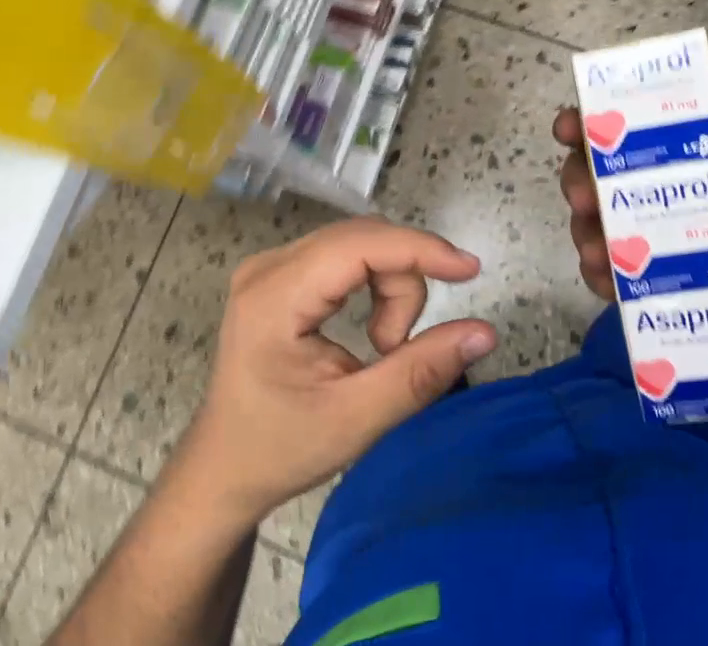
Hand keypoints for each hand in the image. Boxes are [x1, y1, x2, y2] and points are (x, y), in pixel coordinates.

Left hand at [177, 218, 497, 525]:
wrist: (224, 468)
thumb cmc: (281, 449)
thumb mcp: (356, 420)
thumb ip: (420, 372)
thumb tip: (483, 332)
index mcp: (273, 296)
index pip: (357, 245)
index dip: (418, 249)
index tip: (470, 270)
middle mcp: (268, 266)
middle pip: (362, 239)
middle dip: (404, 283)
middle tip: (400, 347)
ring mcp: (270, 267)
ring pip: (360, 245)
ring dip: (392, 288)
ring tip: (383, 348)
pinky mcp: (281, 276)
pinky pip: (347, 257)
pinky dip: (376, 287)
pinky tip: (372, 332)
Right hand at [553, 70, 707, 381]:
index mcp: (656, 162)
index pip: (606, 133)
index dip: (579, 125)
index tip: (567, 130)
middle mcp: (632, 194)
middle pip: (582, 175)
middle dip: (576, 182)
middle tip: (586, 198)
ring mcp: (623, 237)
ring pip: (584, 225)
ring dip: (585, 234)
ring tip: (603, 253)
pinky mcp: (623, 278)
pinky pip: (595, 271)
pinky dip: (599, 275)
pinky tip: (612, 282)